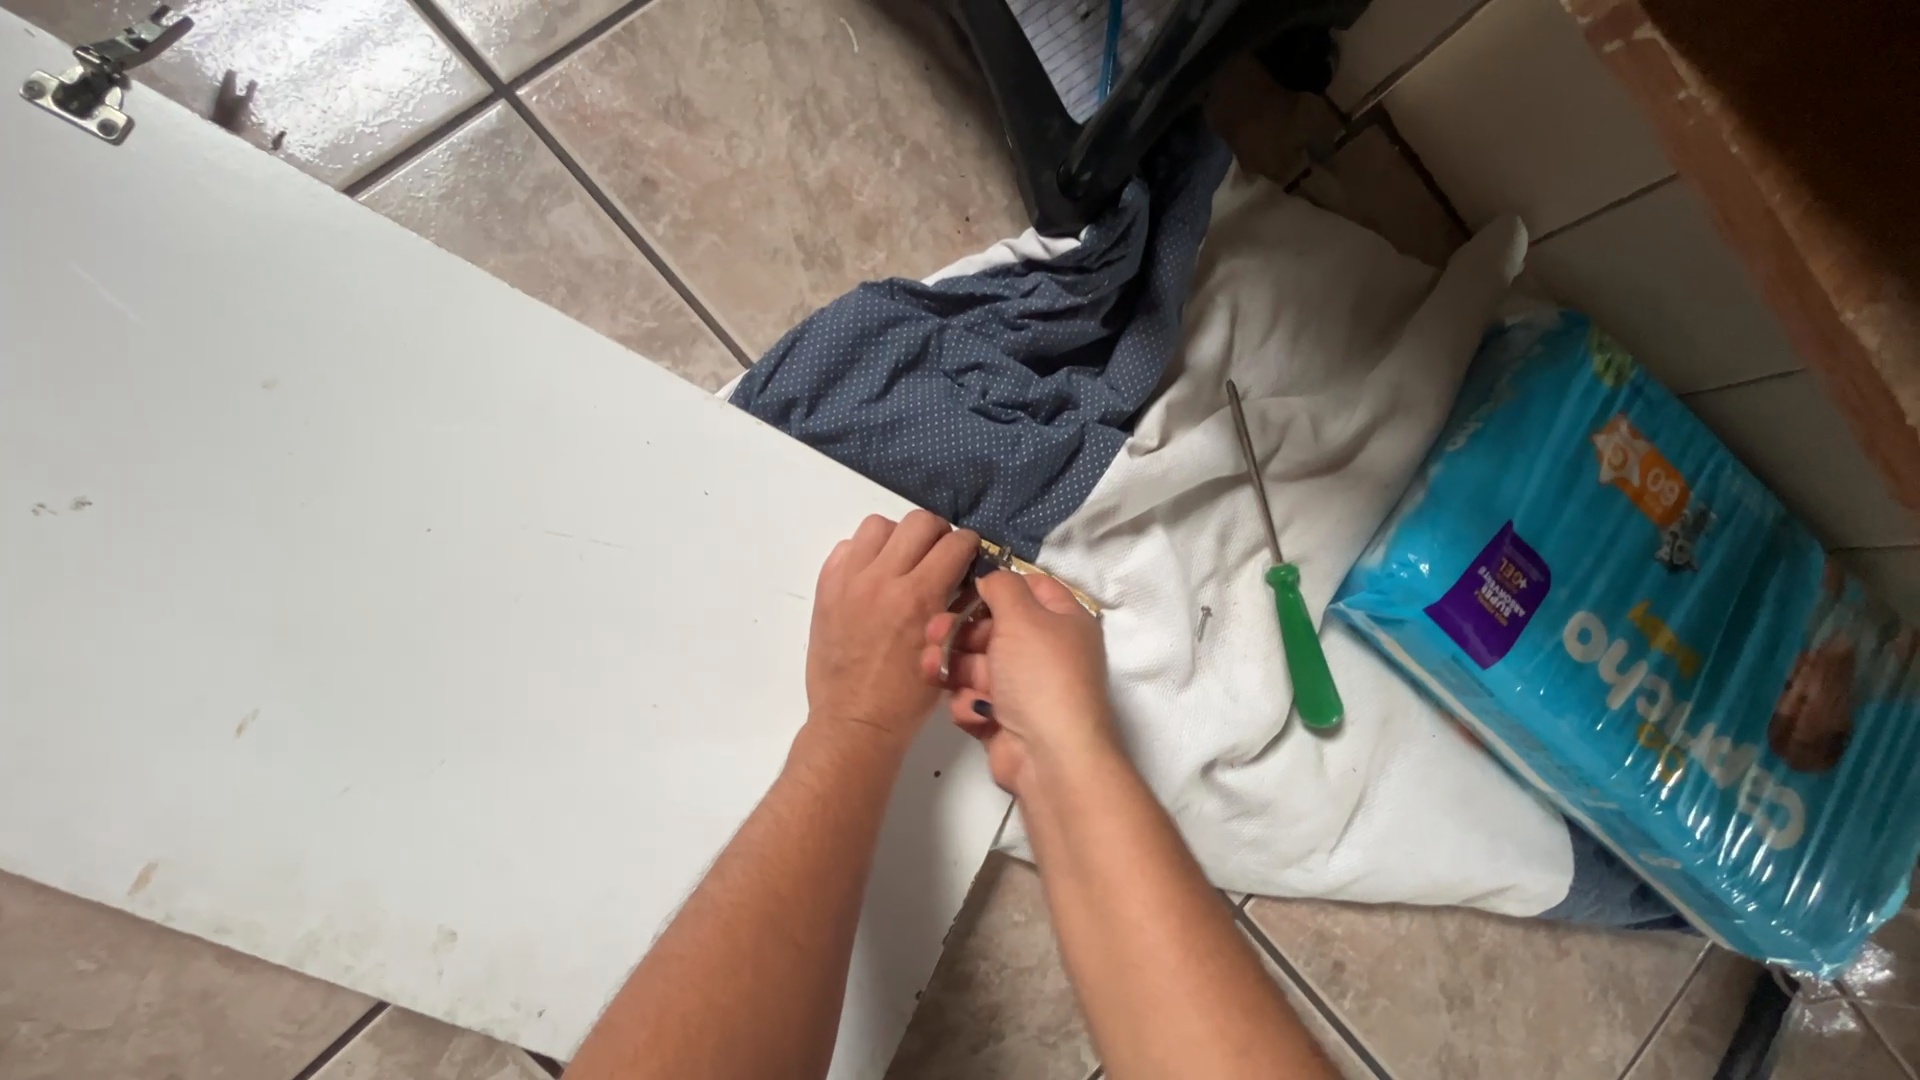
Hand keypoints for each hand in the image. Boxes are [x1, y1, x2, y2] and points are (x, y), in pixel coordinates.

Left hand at [807, 511, 978, 745]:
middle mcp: (883, 580)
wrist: (854, 723)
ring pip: (878, 525)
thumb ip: (955, 608)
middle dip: (938, 534)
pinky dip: (864, 553)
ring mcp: (849, 581)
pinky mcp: (826, 588)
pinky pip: (846, 547)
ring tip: (902, 561)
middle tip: (939, 555)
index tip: (968, 553)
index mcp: (918, 598)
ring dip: (898, 537)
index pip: (954, 543)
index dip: (969, 544)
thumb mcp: (946, 652)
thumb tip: (963, 578)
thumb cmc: (907, 700)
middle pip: (919, 522)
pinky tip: (873, 576)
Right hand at [920, 569, 1119, 797]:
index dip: (997, 586)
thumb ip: (1002, 586)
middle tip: (934, 632)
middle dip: (960, 631)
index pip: (1029, 588)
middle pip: (994, 628)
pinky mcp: (1004, 719)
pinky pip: (976, 699)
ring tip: (933, 669)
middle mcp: (1046, 651)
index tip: (963, 587)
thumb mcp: (1023, 616)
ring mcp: (1025, 687)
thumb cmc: (1040, 675)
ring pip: (976, 664)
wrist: (1049, 756)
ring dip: (954, 666)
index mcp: (1063, 620)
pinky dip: (969, 703)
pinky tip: (973, 710)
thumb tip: (991, 577)